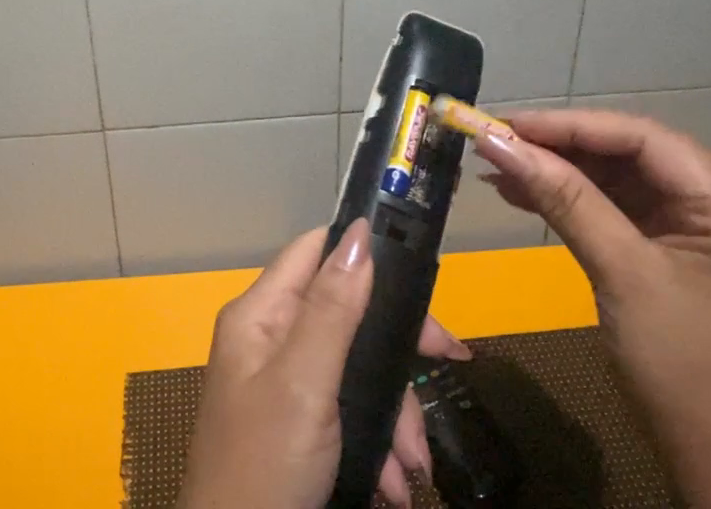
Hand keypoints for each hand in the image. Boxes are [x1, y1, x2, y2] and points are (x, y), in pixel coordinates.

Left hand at [178, 220, 472, 508]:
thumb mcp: (303, 382)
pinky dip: (381, 442)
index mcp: (261, 315)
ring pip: (361, 368)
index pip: (315, 252)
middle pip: (350, 313)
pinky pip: (354, 410)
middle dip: (398, 350)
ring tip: (411, 465)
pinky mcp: (304, 423)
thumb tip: (361, 232)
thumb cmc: (266, 463)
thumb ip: (332, 308)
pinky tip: (396, 479)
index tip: (421, 275)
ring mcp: (289, 383)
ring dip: (396, 413)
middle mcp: (273, 339)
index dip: (365, 253)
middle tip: (449, 360)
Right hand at [474, 109, 710, 508]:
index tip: (507, 123)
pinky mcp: (696, 260)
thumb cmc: (686, 375)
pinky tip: (532, 197)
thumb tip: (498, 141)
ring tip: (501, 169)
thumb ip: (564, 199)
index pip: (650, 141)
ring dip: (568, 178)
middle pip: (641, 159)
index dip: (572, 126)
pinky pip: (635, 217)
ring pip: (632, 185)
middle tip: (497, 142)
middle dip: (565, 150)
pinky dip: (585, 208)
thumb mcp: (623, 276)